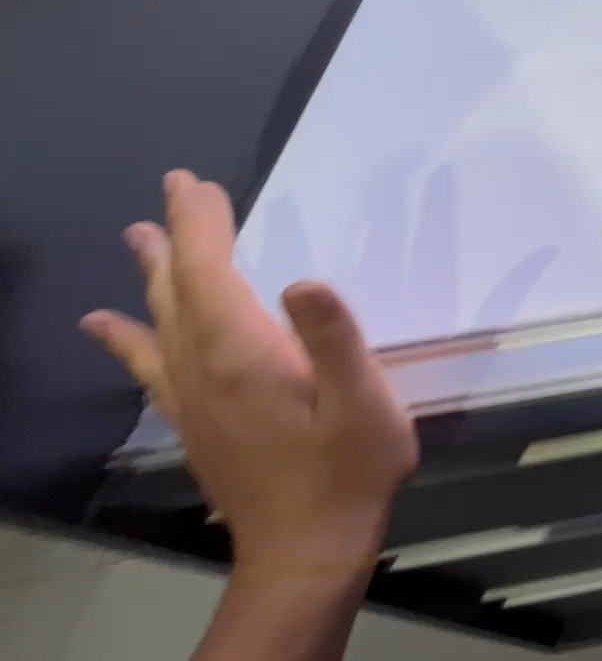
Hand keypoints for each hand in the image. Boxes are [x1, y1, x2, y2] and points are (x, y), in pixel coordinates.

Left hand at [81, 170, 417, 576]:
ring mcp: (193, 398)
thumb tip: (303, 281)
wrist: (308, 543)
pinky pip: (149, 365)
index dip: (203, 229)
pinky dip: (127, 338)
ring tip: (140, 238)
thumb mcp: (363, 399)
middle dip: (177, 238)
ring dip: (154, 276)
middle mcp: (203, 370)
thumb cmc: (350, 464)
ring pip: (160, 322)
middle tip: (175, 192)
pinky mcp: (196, 419)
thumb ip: (334, 339)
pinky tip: (111, 326)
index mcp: (245, 357)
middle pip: (180, 291)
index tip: (197, 185)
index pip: (213, 277)